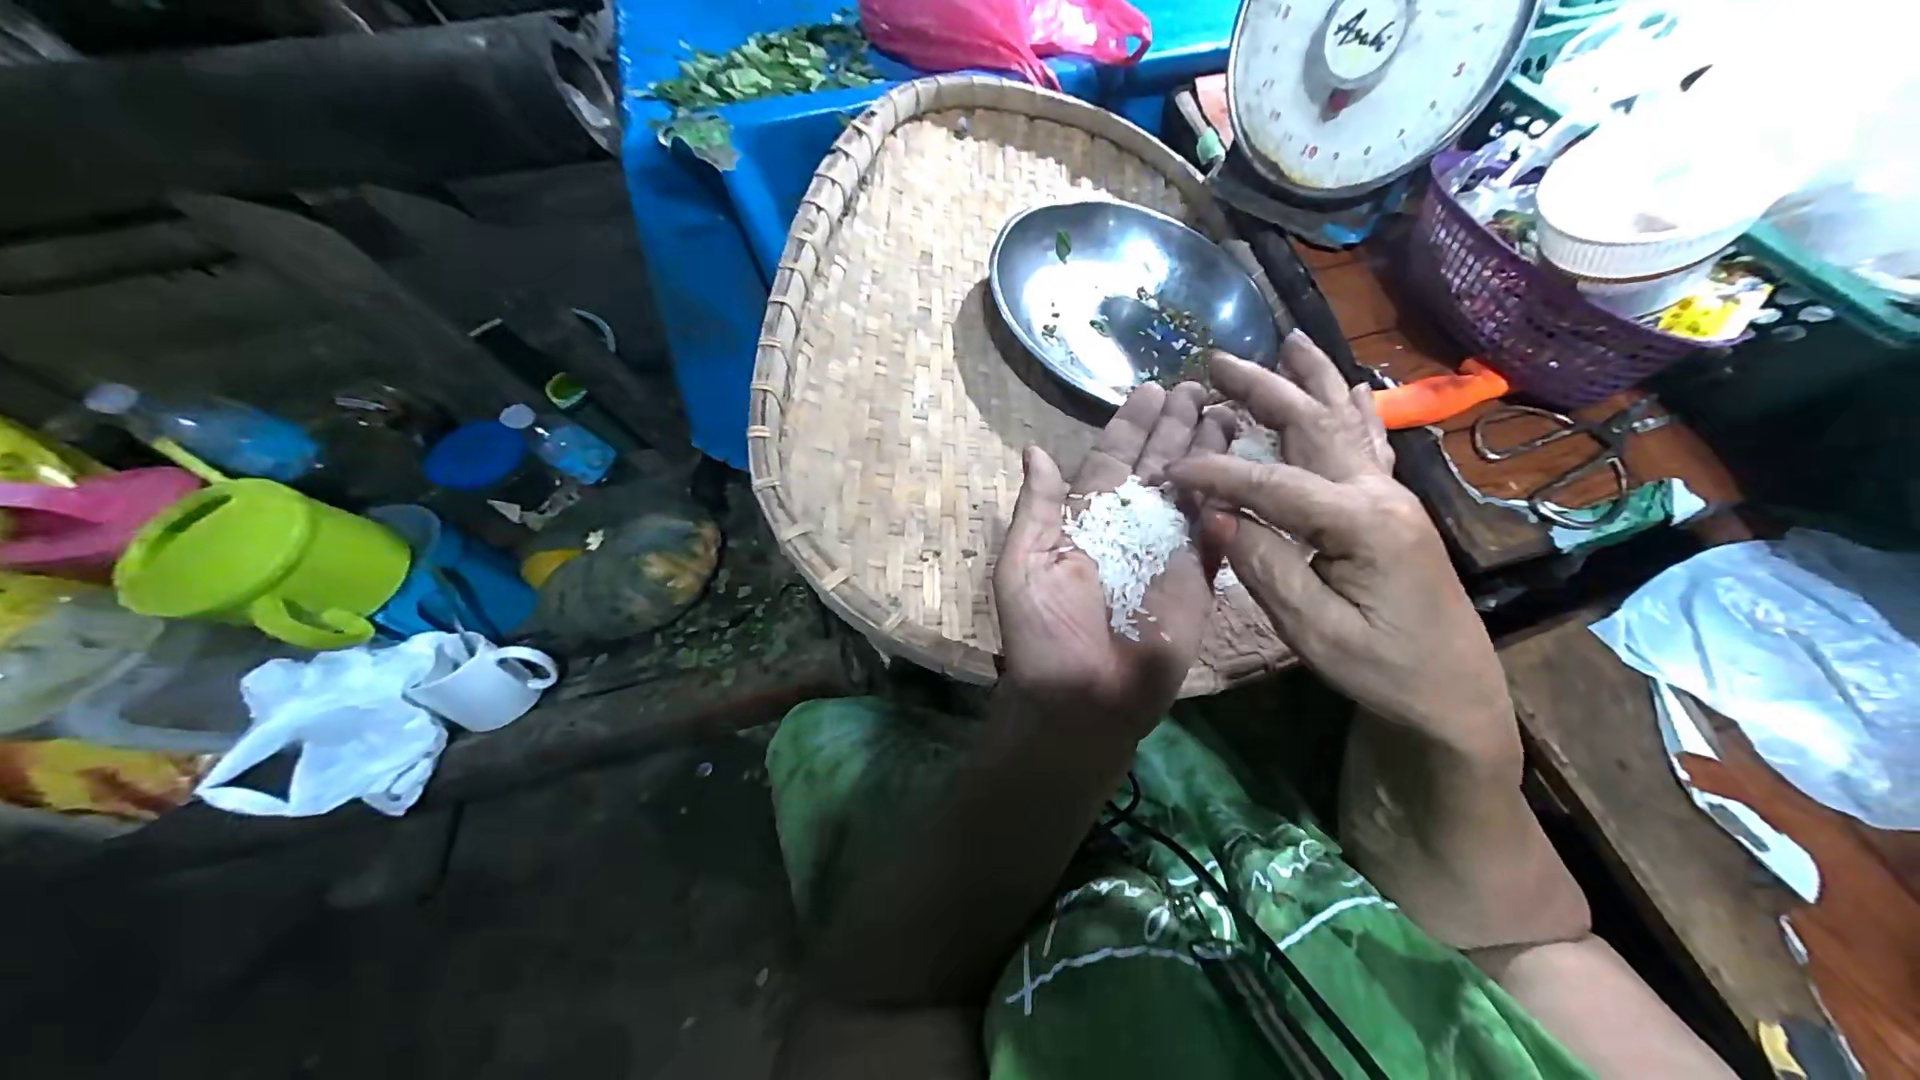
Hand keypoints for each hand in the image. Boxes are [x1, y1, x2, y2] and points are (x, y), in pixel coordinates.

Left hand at [994, 382, 1234, 731]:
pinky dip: (1230, 505)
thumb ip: (1037, 508)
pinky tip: (1244, 469)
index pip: (1113, 460)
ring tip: (1227, 412)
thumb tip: (1035, 450)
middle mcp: (1129, 528)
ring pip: (1193, 491)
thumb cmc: (1042, 633)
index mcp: (1086, 520)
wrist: (1079, 698)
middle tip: (1199, 386)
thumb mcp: (1023, 565)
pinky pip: (1217, 537)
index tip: (1151, 390)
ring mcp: (1167, 552)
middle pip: (1158, 466)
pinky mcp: (1198, 582)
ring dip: (1210, 453)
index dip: (1131, 426)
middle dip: (1176, 426)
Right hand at [1166, 334, 1513, 757]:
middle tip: (1218, 361)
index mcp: (1360, 522)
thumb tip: (1216, 513)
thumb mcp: (1312, 629)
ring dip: (1311, 381)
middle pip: (1312, 427)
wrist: (1453, 694)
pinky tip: (1350, 388)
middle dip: (1263, 389)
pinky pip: (1368, 444)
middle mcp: (1379, 494)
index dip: (1216, 472)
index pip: (1271, 482)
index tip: (1169, 468)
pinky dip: (1352, 410)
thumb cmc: (1381, 668)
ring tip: (1290, 341)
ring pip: (1343, 423)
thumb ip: (1264, 564)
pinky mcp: (1393, 509)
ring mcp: (1392, 496)